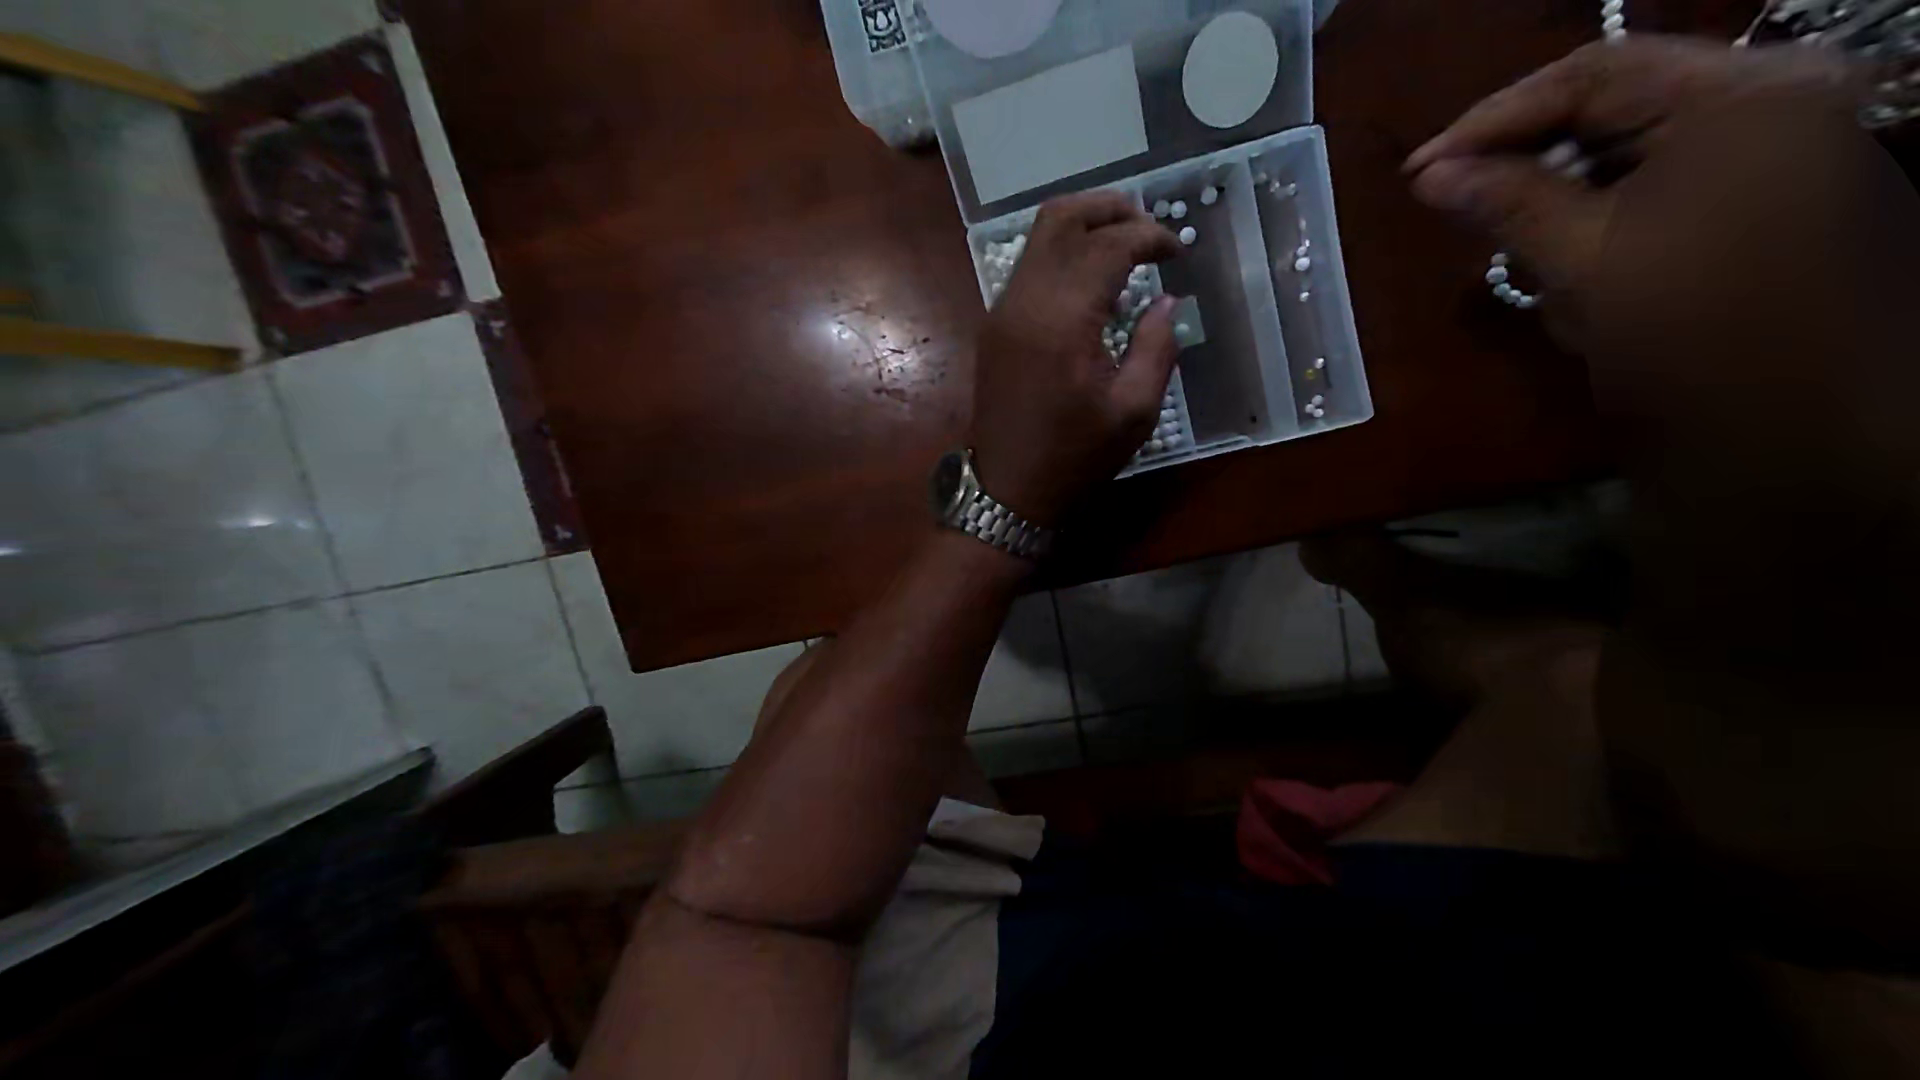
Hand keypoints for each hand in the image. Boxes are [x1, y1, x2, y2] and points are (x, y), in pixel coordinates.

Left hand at [970, 191, 1181, 525]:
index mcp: (1062, 321)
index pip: (1108, 245)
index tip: (1178, 252)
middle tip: (1148, 229)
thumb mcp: (1134, 411)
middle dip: (1110, 210)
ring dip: (1083, 230)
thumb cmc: (1075, 457)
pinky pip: (1028, 269)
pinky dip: (1062, 257)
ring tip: (1124, 249)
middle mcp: (1025, 302)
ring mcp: (1002, 312)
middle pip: (1061, 218)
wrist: (1008, 489)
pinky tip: (1090, 283)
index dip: (1150, 236)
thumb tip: (1166, 300)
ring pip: (1038, 239)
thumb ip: (1157, 346)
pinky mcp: (994, 326)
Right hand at [1404, 37, 1881, 382]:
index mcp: (1741, 95)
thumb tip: (1428, 176)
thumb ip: (1506, 202)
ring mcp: (1766, 142)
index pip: (1594, 73)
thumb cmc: (1684, 326)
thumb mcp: (1582, 257)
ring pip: (1625, 138)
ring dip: (1549, 178)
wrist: (1782, 414)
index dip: (1491, 118)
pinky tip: (1549, 240)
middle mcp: (1765, 99)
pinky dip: (1588, 200)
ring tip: (1488, 221)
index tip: (1419, 168)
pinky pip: (1650, 172)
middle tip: (1442, 188)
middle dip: (1519, 148)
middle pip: (1612, 99)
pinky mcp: (1750, 188)